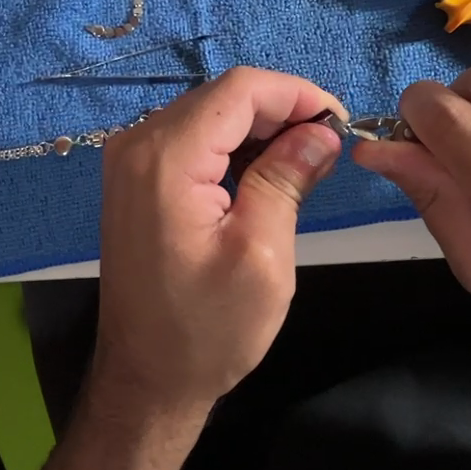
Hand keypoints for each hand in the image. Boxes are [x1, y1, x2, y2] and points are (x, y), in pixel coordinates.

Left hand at [91, 68, 344, 419]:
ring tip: (305, 159)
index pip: (238, 90)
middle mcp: (137, 142)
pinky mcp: (134, 176)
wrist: (145, 379)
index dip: (294, 93)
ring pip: (208, 113)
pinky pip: (190, 137)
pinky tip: (264, 170)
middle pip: (221, 97)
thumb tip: (321, 131)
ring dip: (258, 127)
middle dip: (279, 110)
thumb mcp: (261, 256)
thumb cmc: (206, 329)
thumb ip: (286, 180)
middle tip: (328, 144)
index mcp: (165, 157)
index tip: (341, 120)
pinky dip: (231, 144)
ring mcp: (129, 157)